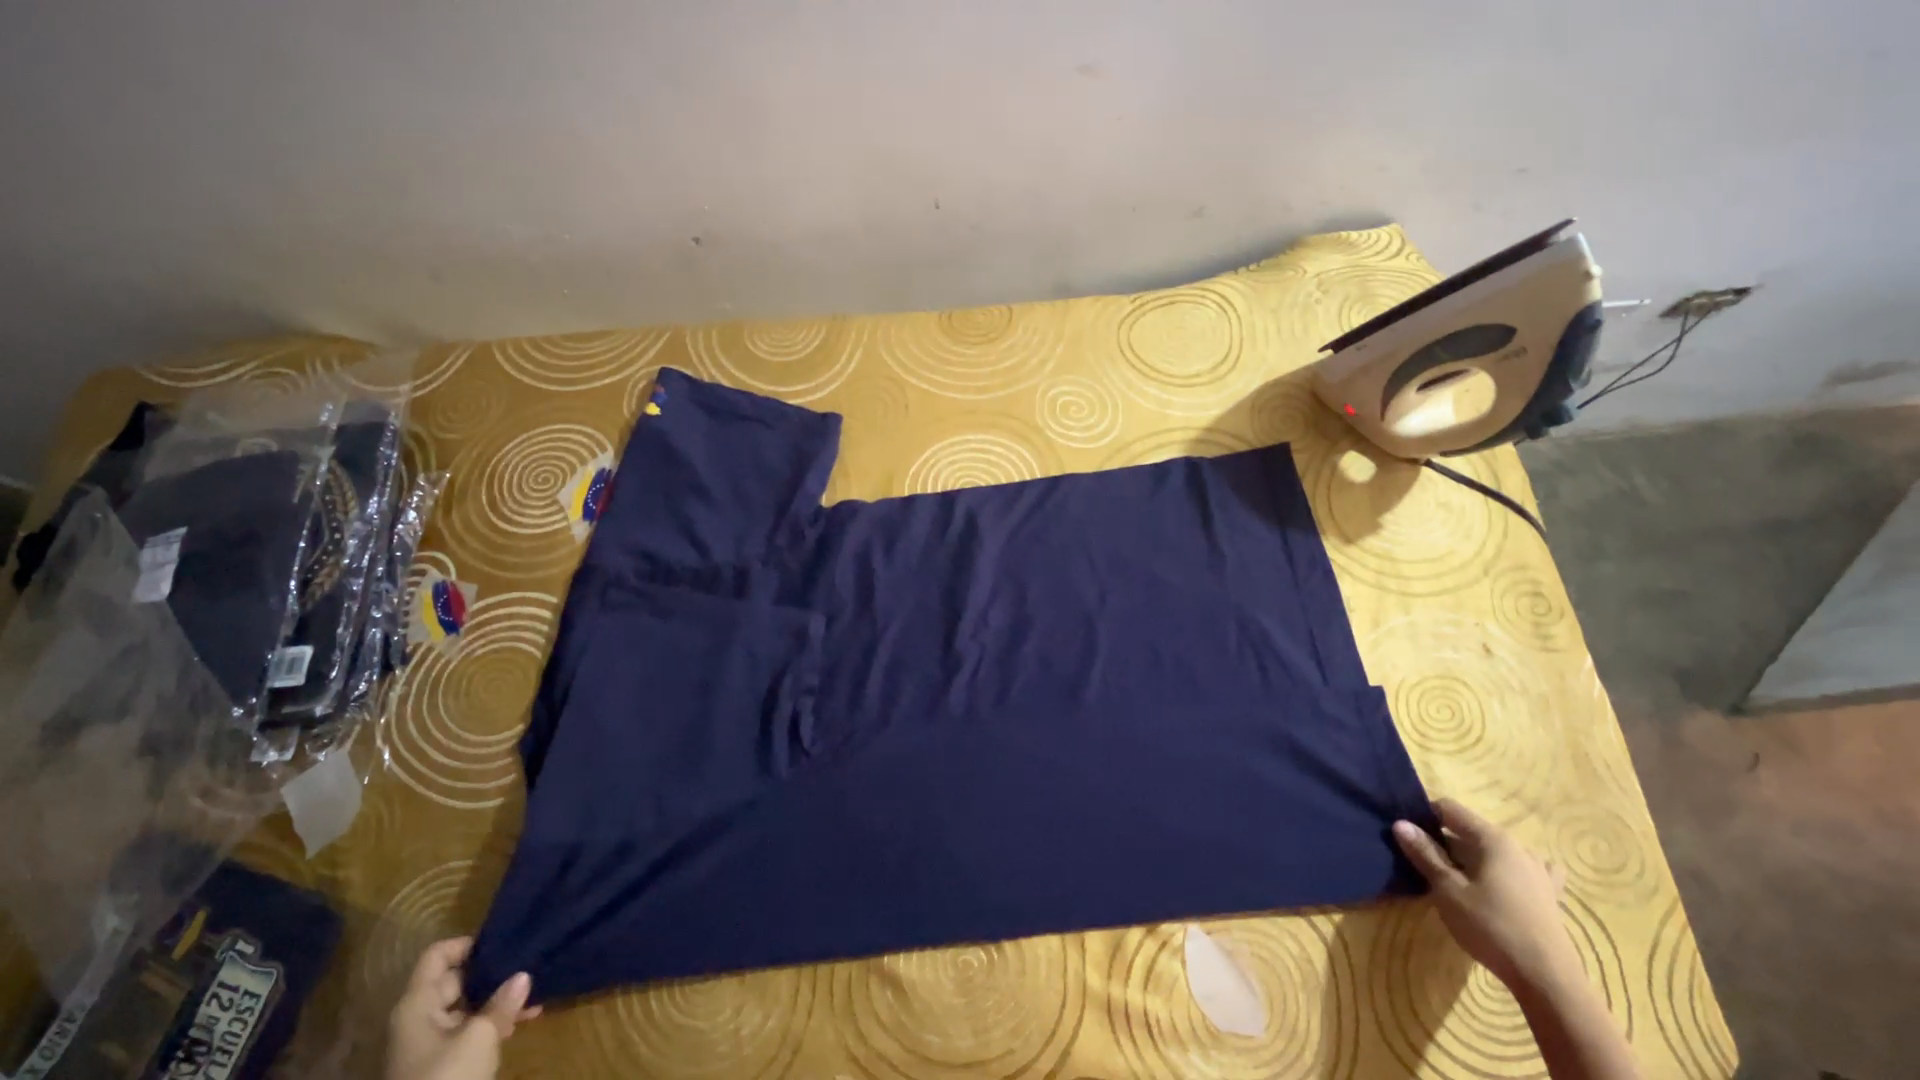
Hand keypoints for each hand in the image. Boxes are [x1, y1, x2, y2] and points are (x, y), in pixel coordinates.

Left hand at [385, 938, 541, 1079]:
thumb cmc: (447, 1076)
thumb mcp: (481, 1037)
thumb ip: (502, 1003)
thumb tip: (523, 975)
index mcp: (418, 1003)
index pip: (438, 956)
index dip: (469, 944)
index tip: (505, 941)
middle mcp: (420, 1016)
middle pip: (455, 979)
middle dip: (492, 973)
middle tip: (528, 963)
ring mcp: (430, 1041)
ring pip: (467, 1006)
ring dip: (498, 999)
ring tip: (534, 993)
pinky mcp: (442, 1062)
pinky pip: (469, 1029)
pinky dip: (493, 1022)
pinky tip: (524, 1019)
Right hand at [1392, 798, 1578, 992]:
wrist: (1546, 976)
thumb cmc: (1490, 927)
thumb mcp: (1448, 890)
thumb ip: (1425, 854)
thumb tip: (1401, 823)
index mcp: (1492, 839)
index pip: (1450, 809)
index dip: (1425, 817)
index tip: (1409, 837)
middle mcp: (1518, 846)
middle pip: (1472, 831)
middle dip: (1446, 843)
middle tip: (1426, 869)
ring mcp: (1538, 870)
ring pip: (1495, 851)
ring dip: (1474, 859)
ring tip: (1460, 883)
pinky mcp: (1550, 893)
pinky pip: (1524, 870)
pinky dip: (1507, 872)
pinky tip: (1504, 886)